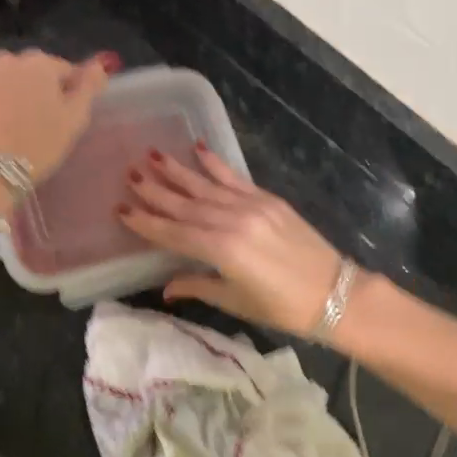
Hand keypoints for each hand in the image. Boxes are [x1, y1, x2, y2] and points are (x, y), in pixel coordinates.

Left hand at [0, 49, 118, 182]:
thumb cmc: (38, 144)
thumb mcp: (74, 118)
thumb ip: (89, 86)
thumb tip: (99, 65)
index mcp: (40, 61)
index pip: (66, 70)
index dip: (70, 93)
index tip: (66, 117)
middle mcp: (12, 59)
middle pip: (38, 71)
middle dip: (44, 90)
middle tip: (46, 124)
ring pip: (16, 79)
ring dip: (22, 93)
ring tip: (24, 124)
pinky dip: (3, 99)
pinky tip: (5, 123)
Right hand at [119, 145, 346, 334]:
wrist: (335, 294)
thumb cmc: (283, 308)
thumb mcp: (236, 302)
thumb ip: (198, 287)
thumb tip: (166, 288)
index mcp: (222, 251)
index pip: (174, 233)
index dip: (147, 222)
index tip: (121, 209)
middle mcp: (232, 222)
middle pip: (185, 205)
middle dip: (155, 190)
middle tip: (129, 174)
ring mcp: (251, 207)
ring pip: (205, 187)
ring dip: (178, 171)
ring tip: (153, 155)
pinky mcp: (268, 199)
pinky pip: (235, 178)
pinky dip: (215, 163)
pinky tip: (198, 148)